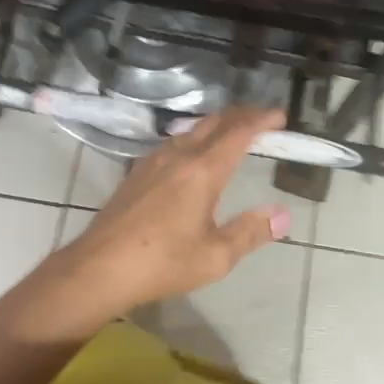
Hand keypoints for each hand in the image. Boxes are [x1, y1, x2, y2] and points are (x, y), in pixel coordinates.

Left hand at [52, 107, 290, 324]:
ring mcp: (153, 161)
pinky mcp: (137, 172)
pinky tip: (193, 155)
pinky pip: (174, 142)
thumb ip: (251, 232)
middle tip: (262, 119)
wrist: (98, 268)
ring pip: (191, 130)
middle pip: (214, 122)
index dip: (261, 120)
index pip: (238, 133)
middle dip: (241, 115)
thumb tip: (284, 214)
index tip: (280, 115)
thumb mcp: (214, 257)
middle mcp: (179, 156)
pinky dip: (195, 137)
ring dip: (216, 125)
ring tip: (232, 133)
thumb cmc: (161, 264)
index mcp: (202, 171)